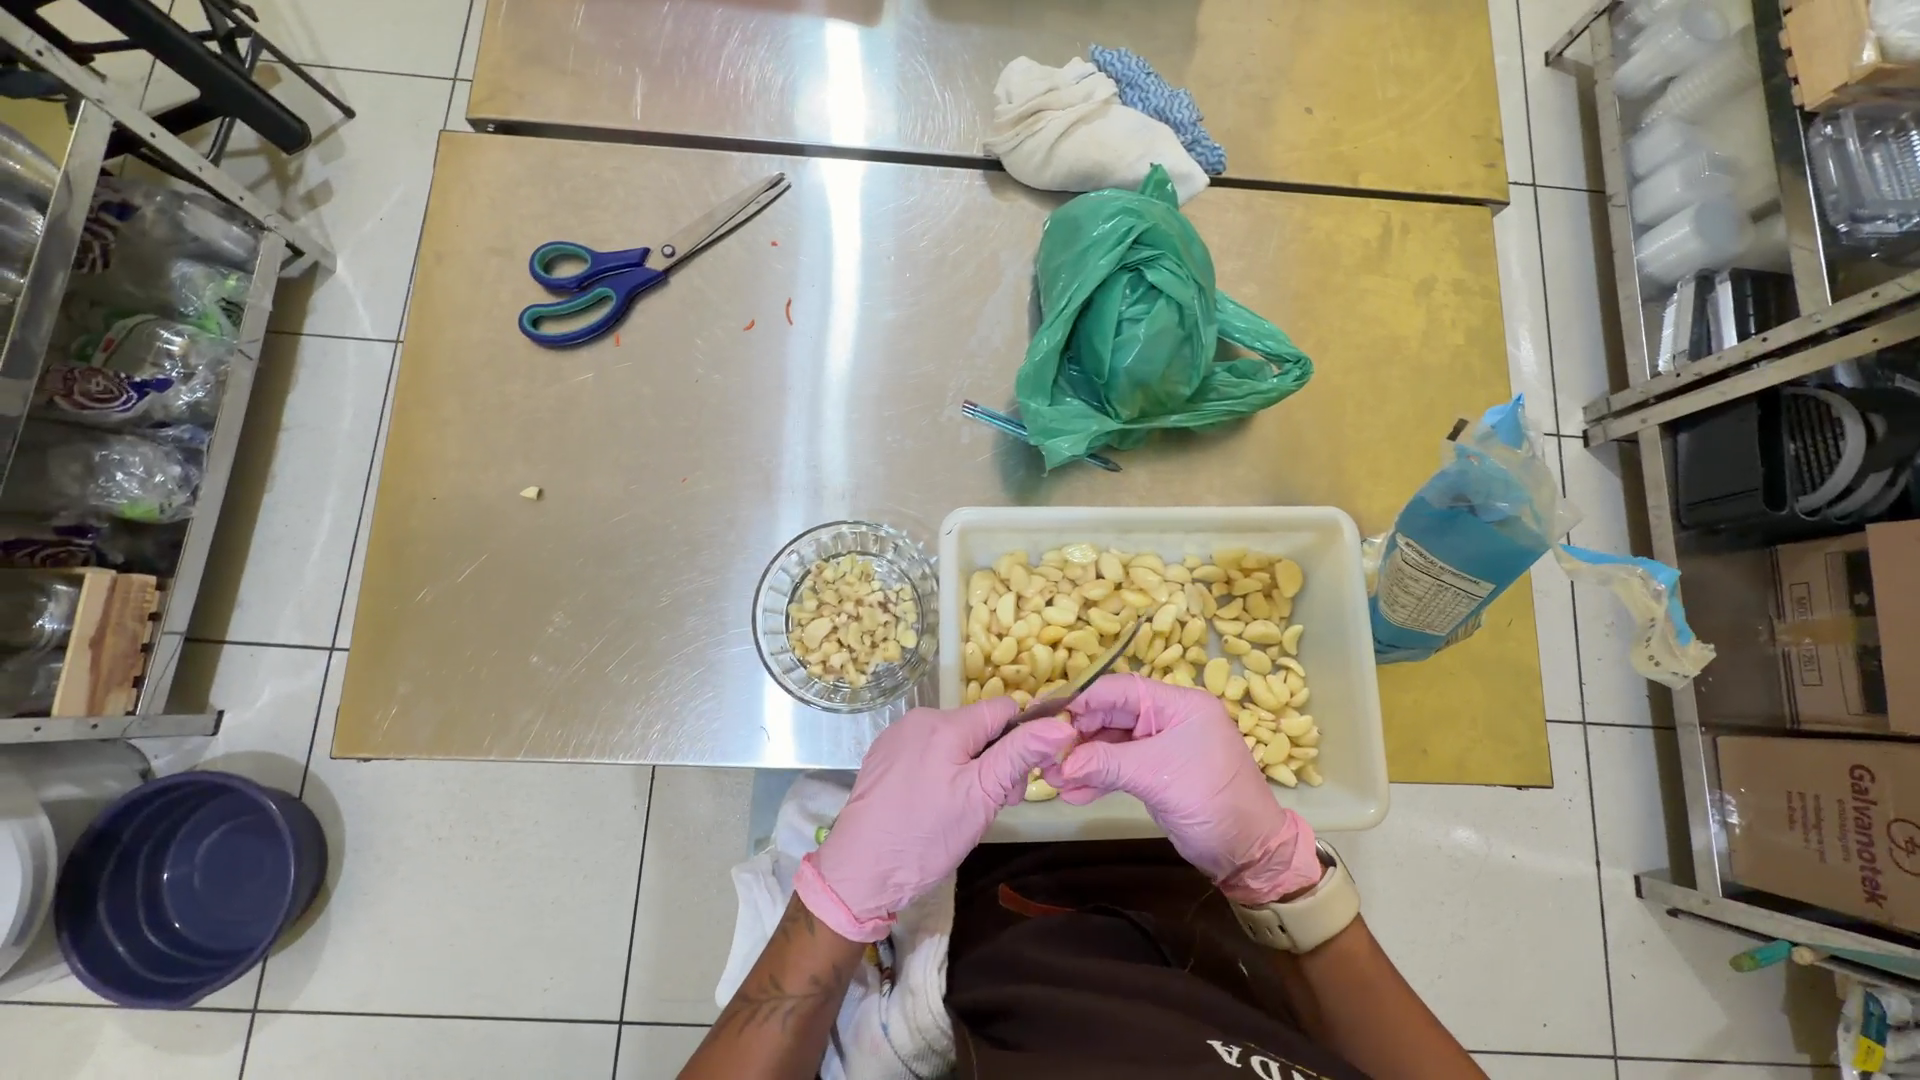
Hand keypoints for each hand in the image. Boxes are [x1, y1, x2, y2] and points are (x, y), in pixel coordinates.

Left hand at [795, 698, 1076, 941]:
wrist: (859, 873)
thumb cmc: (926, 835)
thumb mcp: (982, 796)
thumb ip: (1020, 755)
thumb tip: (1062, 725)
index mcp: (945, 723)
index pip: (1003, 709)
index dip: (1022, 739)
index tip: (1019, 780)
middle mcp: (919, 719)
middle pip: (979, 727)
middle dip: (995, 761)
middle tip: (990, 806)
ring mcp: (897, 738)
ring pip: (954, 742)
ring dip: (970, 770)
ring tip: (960, 813)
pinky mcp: (883, 758)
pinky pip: (928, 754)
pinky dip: (941, 774)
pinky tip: (934, 808)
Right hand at [1043, 674, 1322, 904]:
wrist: (1249, 853)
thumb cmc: (1211, 801)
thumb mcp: (1156, 776)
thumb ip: (1105, 763)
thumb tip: (1059, 765)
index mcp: (1178, 704)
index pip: (1120, 690)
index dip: (1082, 701)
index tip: (1047, 717)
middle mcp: (1169, 718)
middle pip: (1111, 715)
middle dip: (1078, 736)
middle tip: (1045, 754)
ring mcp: (1161, 746)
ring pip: (1112, 743)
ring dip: (1084, 761)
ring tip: (1053, 779)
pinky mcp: (1156, 773)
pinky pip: (1119, 767)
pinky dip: (1097, 779)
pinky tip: (1073, 794)